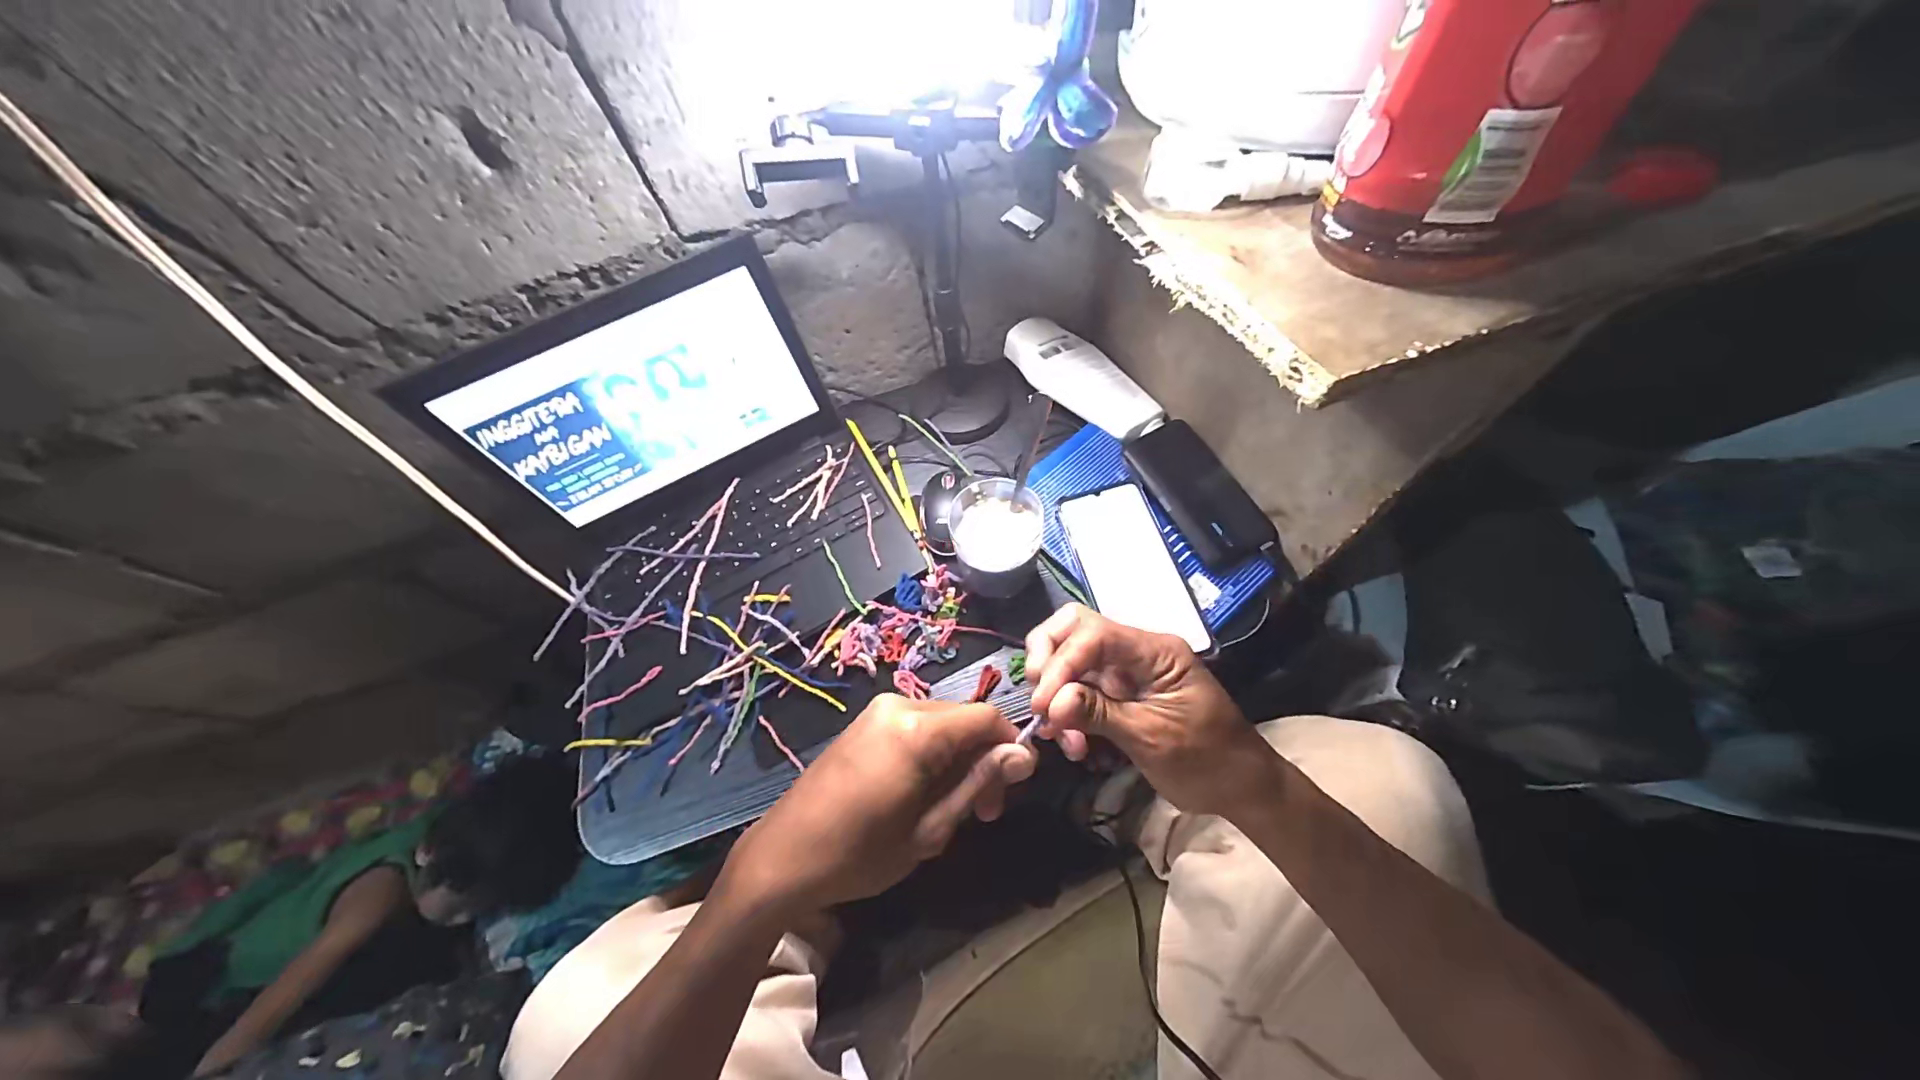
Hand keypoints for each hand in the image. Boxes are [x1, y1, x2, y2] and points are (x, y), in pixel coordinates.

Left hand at [723, 695, 1036, 914]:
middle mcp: (898, 706)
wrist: (782, 857)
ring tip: (950, 809)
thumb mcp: (929, 829)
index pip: (987, 717)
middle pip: (964, 718)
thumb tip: (1022, 756)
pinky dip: (933, 754)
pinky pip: (916, 727)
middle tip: (983, 812)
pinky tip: (922, 793)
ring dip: (959, 759)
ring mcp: (876, 712)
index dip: (1011, 747)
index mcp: (917, 730)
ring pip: (942, 723)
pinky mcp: (863, 723)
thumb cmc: (859, 854)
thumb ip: (977, 784)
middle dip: (984, 758)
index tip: (1012, 791)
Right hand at [1027, 604, 1280, 818]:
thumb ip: (1100, 714)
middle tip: (1040, 701)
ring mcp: (1125, 670)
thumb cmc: (1207, 760)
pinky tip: (1070, 741)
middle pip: (1075, 629)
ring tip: (1058, 735)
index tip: (1044, 704)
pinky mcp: (1117, 692)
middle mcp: (1136, 651)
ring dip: (1055, 693)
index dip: (1062, 663)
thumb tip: (1053, 702)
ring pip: (1071, 660)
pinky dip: (1066, 711)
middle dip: (1048, 660)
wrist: (1240, 786)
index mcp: (1155, 651)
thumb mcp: (1152, 739)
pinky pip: (1079, 689)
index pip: (1094, 634)